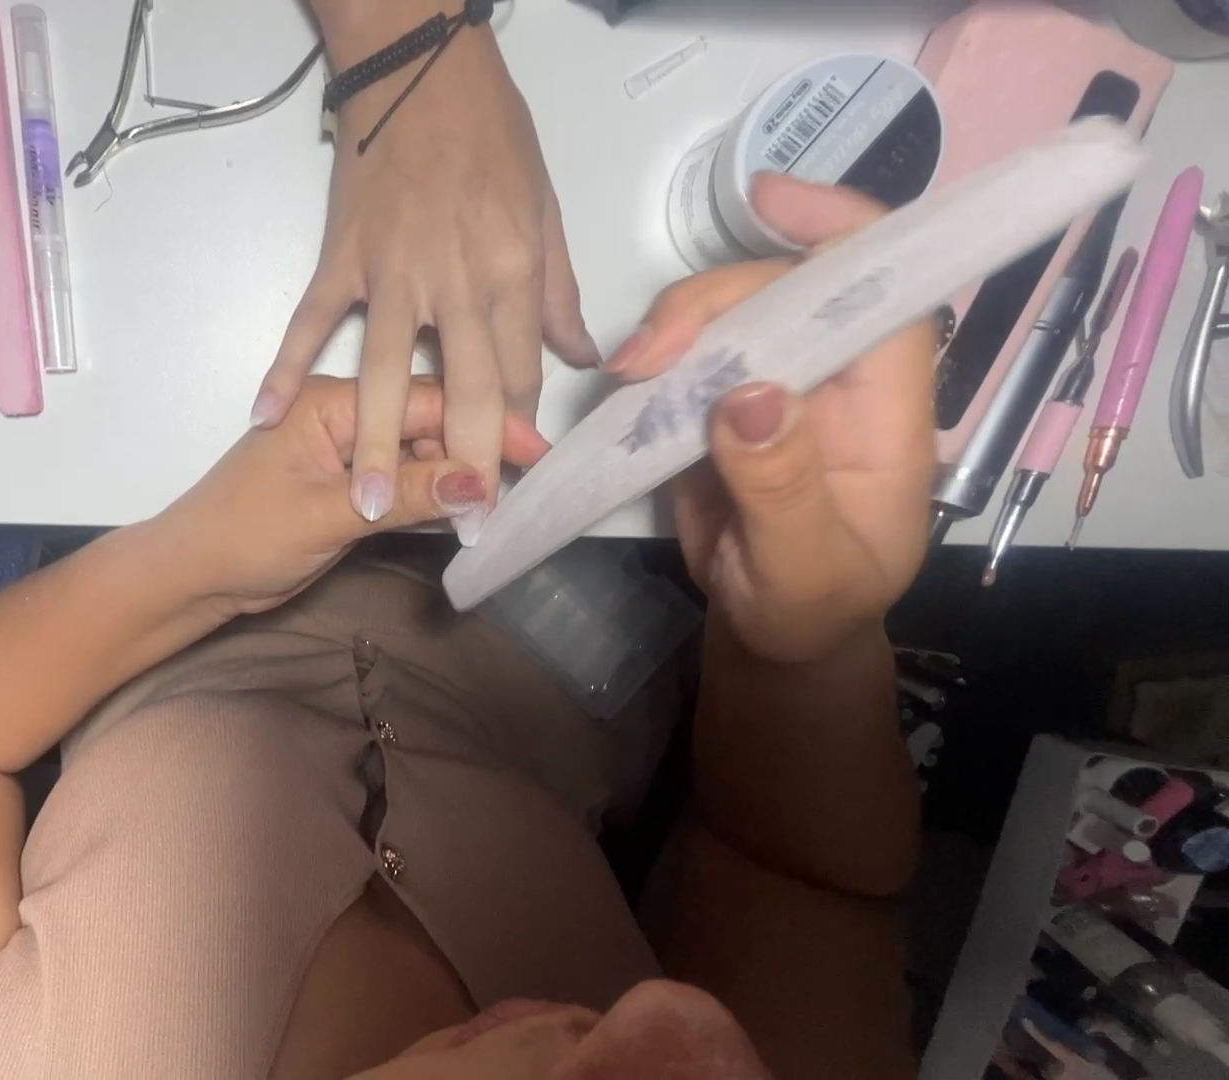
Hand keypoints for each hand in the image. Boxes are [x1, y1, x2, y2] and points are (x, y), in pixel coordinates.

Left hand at [156, 375, 546, 615]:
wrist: (196, 577)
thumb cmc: (245, 534)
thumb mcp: (326, 513)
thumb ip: (402, 497)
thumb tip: (479, 484)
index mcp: (330, 401)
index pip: (419, 402)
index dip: (478, 427)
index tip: (532, 451)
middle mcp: (346, 419)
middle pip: (425, 426)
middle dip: (472, 455)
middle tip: (526, 483)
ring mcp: (348, 457)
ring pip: (418, 459)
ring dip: (455, 481)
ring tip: (507, 500)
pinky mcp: (350, 493)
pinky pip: (402, 488)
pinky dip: (431, 502)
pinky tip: (467, 515)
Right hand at [252, 12, 597, 541]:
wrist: (418, 62)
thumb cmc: (490, 132)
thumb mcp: (544, 205)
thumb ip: (558, 290)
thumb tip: (577, 355)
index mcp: (512, 266)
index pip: (518, 370)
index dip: (516, 431)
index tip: (510, 483)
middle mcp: (455, 279)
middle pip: (464, 388)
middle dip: (465, 464)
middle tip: (462, 531)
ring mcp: (390, 271)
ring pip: (385, 370)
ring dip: (375, 442)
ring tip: (368, 506)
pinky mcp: (340, 259)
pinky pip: (310, 320)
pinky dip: (285, 365)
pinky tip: (266, 414)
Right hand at [603, 175, 937, 663]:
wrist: (770, 630)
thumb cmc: (809, 606)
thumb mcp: (805, 565)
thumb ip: (785, 486)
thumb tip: (751, 392)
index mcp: (881, 412)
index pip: (880, 297)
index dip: (837, 233)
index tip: (768, 204)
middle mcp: (827, 386)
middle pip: (780, 298)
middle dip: (709, 304)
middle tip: (640, 358)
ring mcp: (765, 396)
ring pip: (723, 324)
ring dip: (670, 333)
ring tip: (623, 374)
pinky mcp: (712, 416)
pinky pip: (681, 368)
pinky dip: (647, 366)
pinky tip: (619, 384)